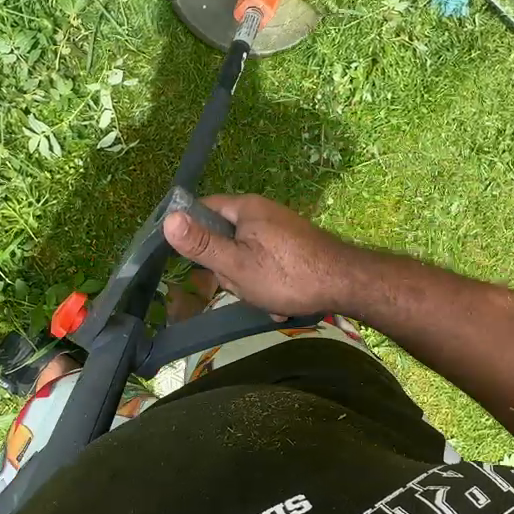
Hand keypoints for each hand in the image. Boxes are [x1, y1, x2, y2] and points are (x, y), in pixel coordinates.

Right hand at [163, 194, 362, 317]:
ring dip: (251, 285)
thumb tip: (167, 219)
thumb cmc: (286, 274)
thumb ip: (202, 244)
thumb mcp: (236, 264)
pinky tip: (280, 304)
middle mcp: (264, 213)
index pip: (204, 210)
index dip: (192, 234)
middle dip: (229, 271)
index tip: (193, 262)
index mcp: (246, 208)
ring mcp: (281, 232)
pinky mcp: (294, 250)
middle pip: (225, 240)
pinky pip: (268, 268)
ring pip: (246, 259)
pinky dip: (270, 287)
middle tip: (242, 287)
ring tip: (266, 300)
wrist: (346, 284)